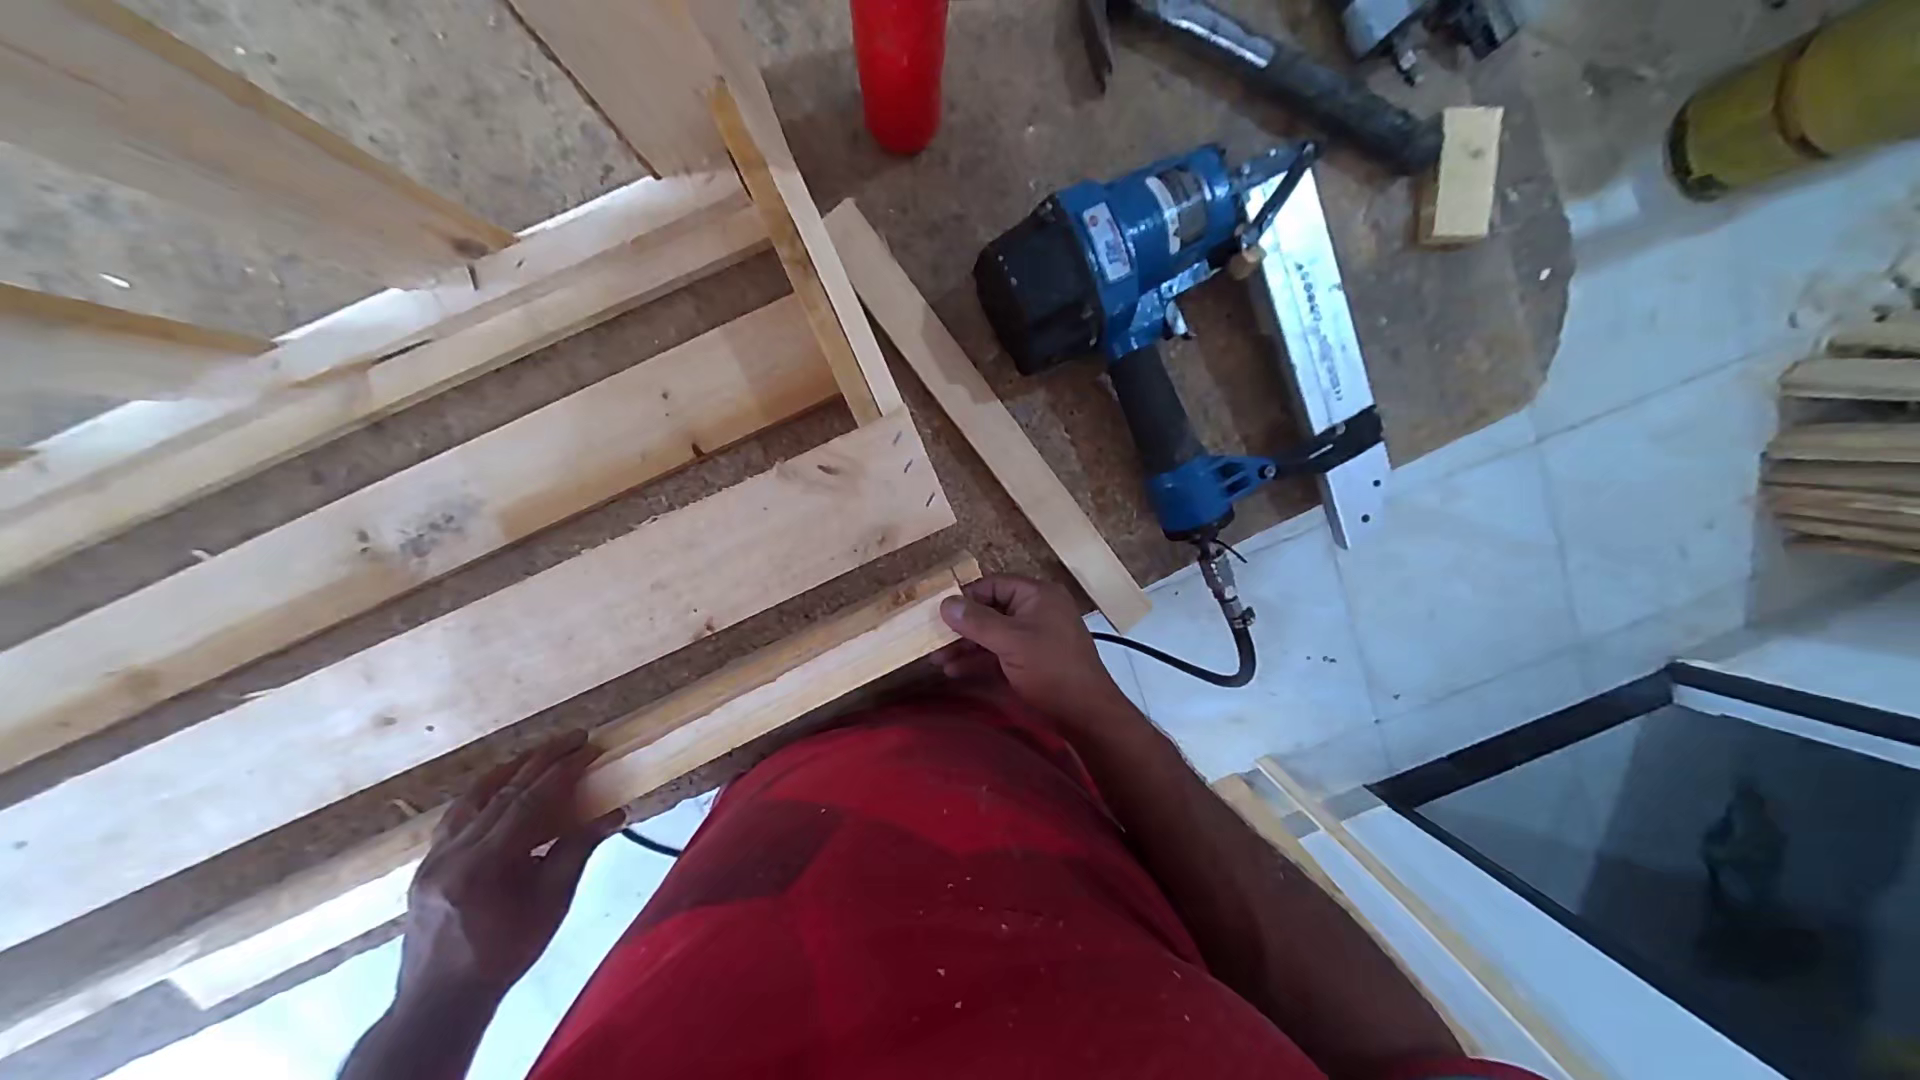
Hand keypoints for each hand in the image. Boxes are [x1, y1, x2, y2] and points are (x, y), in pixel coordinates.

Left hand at [399, 731, 623, 1001]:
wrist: (442, 999)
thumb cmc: (506, 952)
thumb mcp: (552, 902)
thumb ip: (578, 849)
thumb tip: (615, 812)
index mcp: (483, 864)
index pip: (529, 800)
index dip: (563, 770)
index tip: (591, 749)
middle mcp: (452, 852)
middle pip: (503, 791)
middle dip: (543, 759)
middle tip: (576, 738)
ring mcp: (433, 856)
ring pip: (474, 797)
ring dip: (512, 769)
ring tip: (541, 752)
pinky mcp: (427, 862)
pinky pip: (457, 815)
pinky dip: (485, 793)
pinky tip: (502, 786)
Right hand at [937, 575, 1139, 726]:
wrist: (1085, 713)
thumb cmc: (1051, 668)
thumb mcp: (1010, 641)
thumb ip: (976, 621)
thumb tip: (945, 603)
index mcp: (1037, 595)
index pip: (993, 585)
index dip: (965, 598)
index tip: (938, 614)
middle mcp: (1036, 610)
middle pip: (990, 610)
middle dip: (961, 627)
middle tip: (933, 639)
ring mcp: (1034, 636)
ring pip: (993, 634)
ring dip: (966, 646)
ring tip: (937, 659)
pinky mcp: (1031, 660)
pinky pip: (999, 652)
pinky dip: (979, 660)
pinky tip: (955, 670)